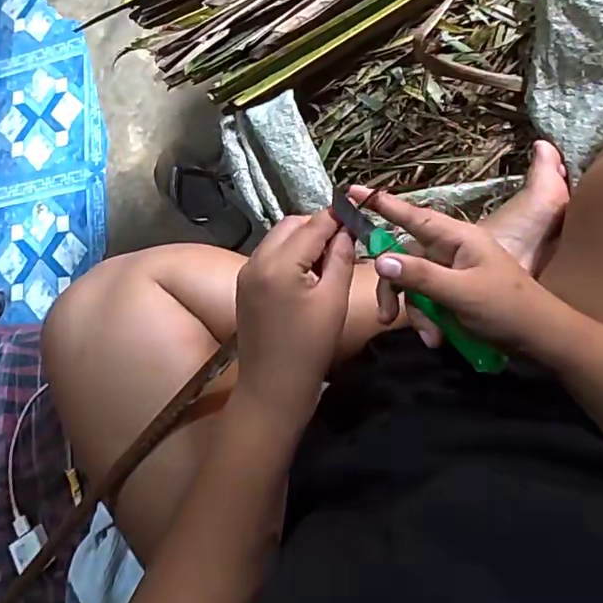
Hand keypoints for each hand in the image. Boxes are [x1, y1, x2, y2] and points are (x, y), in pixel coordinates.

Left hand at [232, 210, 354, 428]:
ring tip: (329, 258)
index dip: (337, 216)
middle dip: (318, 226)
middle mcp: (257, 260)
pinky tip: (307, 272)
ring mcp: (246, 272)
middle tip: (345, 241)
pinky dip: (289, 254)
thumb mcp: (333, 301)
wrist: (272, 389)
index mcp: (279, 263)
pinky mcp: (244, 285)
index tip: (358, 214)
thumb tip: (346, 230)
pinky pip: (269, 255)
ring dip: (303, 239)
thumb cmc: (309, 348)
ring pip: (278, 237)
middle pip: (291, 225)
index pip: (313, 224)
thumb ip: (341, 258)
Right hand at [355, 188, 557, 353]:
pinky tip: (438, 338)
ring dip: (416, 311)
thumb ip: (420, 276)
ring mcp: (453, 271)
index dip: (382, 204)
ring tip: (430, 337)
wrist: (542, 339)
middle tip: (385, 315)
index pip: (412, 215)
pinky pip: (428, 299)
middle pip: (405, 259)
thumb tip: (380, 260)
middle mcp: (452, 250)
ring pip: (414, 283)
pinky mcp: (455, 292)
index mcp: (458, 238)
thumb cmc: (507, 308)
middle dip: (396, 289)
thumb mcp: (461, 293)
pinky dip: (428, 319)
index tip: (353, 191)